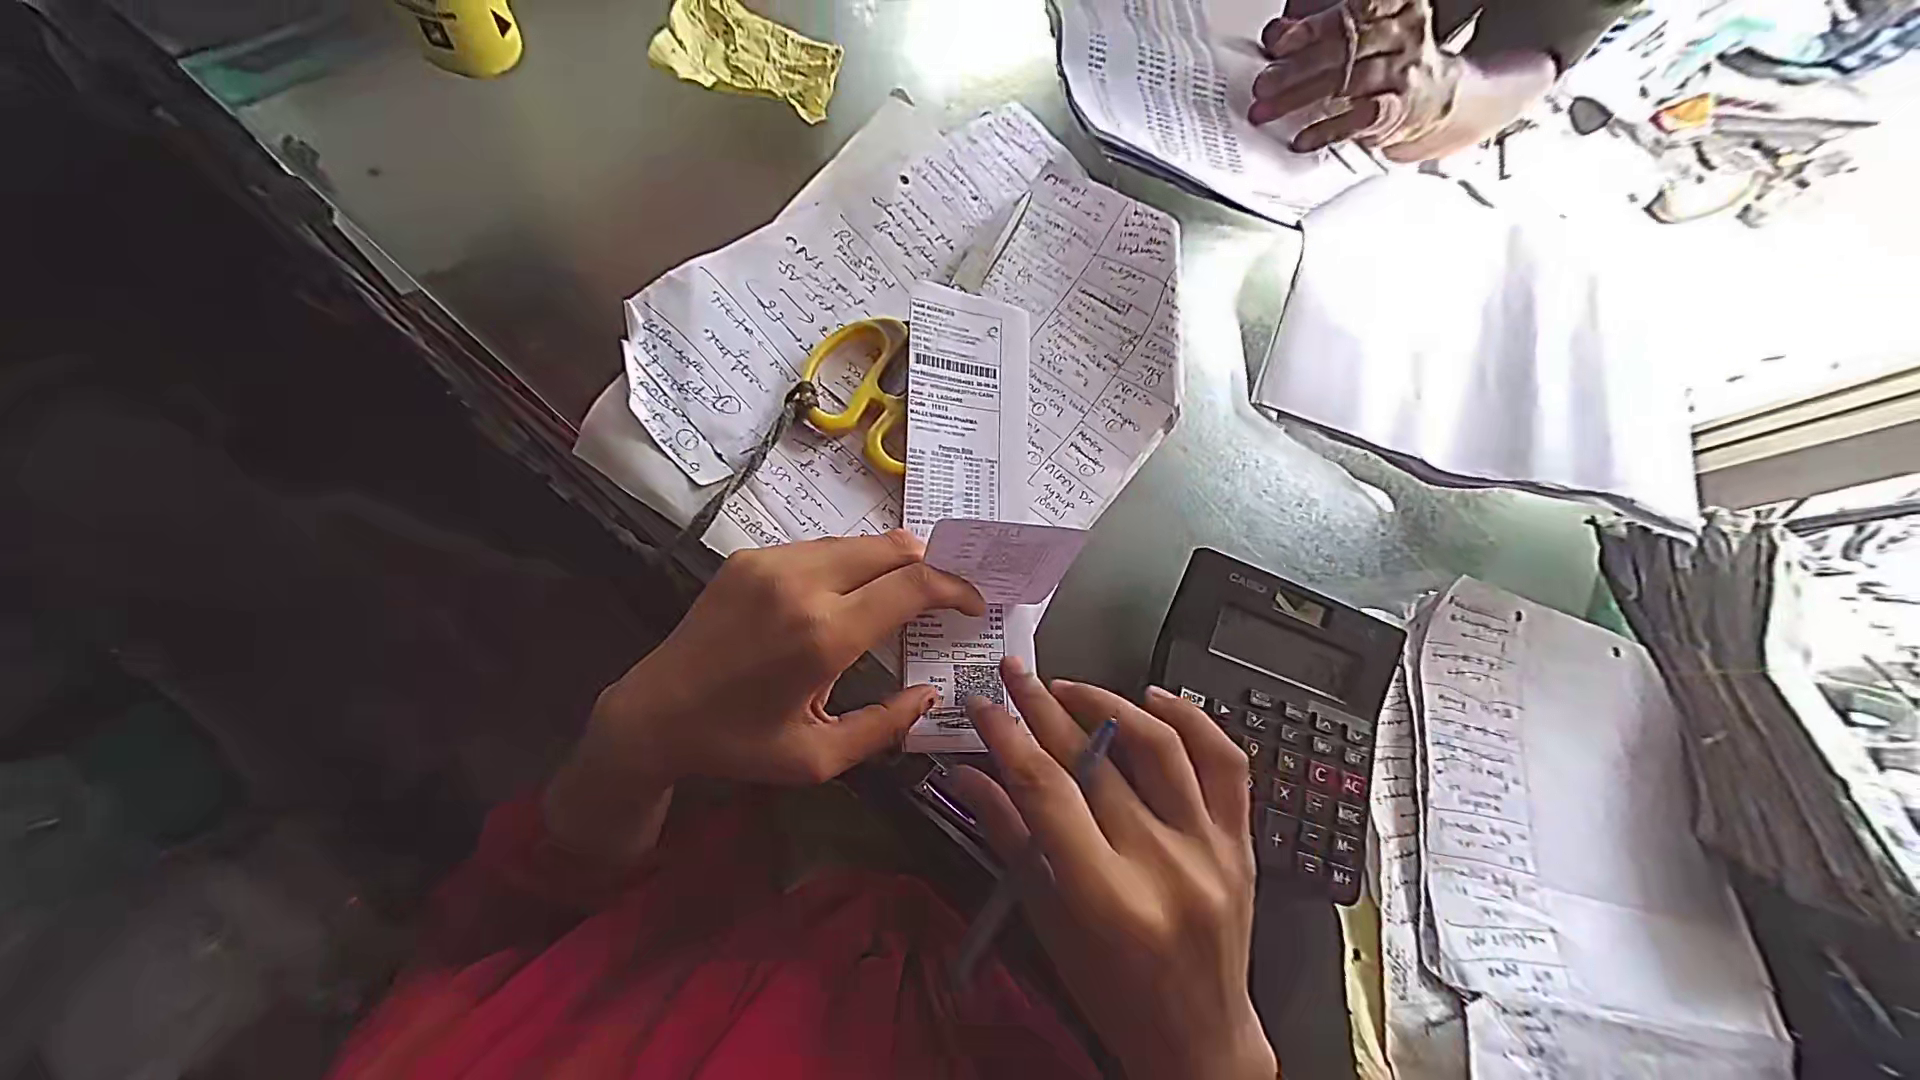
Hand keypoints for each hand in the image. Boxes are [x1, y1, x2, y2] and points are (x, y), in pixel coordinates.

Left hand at [545, 532, 984, 859]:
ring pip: (857, 542)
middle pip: (892, 548)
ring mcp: (772, 563)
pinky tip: (847, 590)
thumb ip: (886, 726)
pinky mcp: (750, 557)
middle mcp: (802, 584)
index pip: (913, 585)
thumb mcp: (819, 758)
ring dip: (890, 561)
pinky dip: (849, 562)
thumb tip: (932, 694)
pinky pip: (820, 547)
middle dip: (930, 564)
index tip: (974, 601)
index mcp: (825, 636)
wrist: (652, 713)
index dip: (955, 587)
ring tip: (901, 590)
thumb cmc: (739, 743)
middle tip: (945, 591)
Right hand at [947, 658, 1274, 1079]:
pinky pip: (1226, 762)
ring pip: (1158, 746)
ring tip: (1070, 688)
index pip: (1046, 789)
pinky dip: (1191, 719)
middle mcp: (1163, 867)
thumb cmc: (1112, 990)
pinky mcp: (1240, 843)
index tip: (983, 706)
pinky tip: (1155, 699)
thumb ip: (1007, 837)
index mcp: (1107, 898)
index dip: (1007, 737)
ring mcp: (1210, 850)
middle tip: (1016, 675)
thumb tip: (967, 776)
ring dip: (1107, 703)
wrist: (1199, 1039)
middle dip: (1042, 706)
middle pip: (1093, 760)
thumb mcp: (1045, 920)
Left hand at [1249, 0, 1460, 155]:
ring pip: (1346, 82)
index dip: (1312, 27)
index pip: (1353, 9)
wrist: (1432, 95)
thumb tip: (1275, 33)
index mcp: (1395, 5)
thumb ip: (1316, 32)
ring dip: (1300, 99)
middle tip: (1262, 86)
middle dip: (1295, 69)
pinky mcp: (1399, 109)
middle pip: (1342, 49)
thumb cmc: (1384, 59)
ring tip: (1267, 112)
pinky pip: (1360, 119)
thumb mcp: (1354, 36)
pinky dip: (1327, 130)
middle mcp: (1401, 33)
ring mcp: (1403, 71)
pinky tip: (1303, 139)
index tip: (1277, 44)